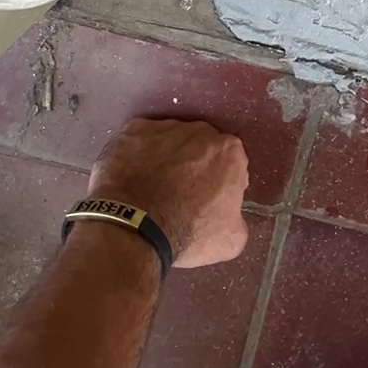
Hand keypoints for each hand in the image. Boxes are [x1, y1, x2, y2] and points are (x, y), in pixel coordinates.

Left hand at [87, 118, 249, 268]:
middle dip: (193, 164)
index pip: (231, 163)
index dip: (219, 182)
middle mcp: (200, 131)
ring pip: (169, 140)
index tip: (208, 199)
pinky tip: (131, 177)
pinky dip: (136, 154)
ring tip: (150, 187)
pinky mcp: (133, 130)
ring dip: (165, 157)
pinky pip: (139, 140)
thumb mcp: (231, 239)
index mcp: (229, 152)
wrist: (135, 229)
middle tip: (179, 192)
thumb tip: (229, 212)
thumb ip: (236, 214)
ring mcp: (164, 128)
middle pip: (201, 146)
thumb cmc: (187, 233)